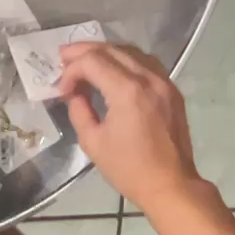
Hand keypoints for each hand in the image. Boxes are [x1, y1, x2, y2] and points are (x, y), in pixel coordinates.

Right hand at [58, 42, 204, 211]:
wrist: (169, 184)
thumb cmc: (128, 168)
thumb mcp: (93, 142)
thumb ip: (79, 110)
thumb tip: (74, 93)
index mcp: (127, 91)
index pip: (92, 62)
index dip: (71, 70)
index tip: (62, 90)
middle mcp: (148, 78)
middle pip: (112, 50)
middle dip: (84, 52)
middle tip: (63, 57)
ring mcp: (164, 81)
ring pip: (131, 52)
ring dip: (106, 52)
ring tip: (86, 60)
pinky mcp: (172, 90)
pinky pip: (147, 64)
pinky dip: (126, 61)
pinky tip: (114, 70)